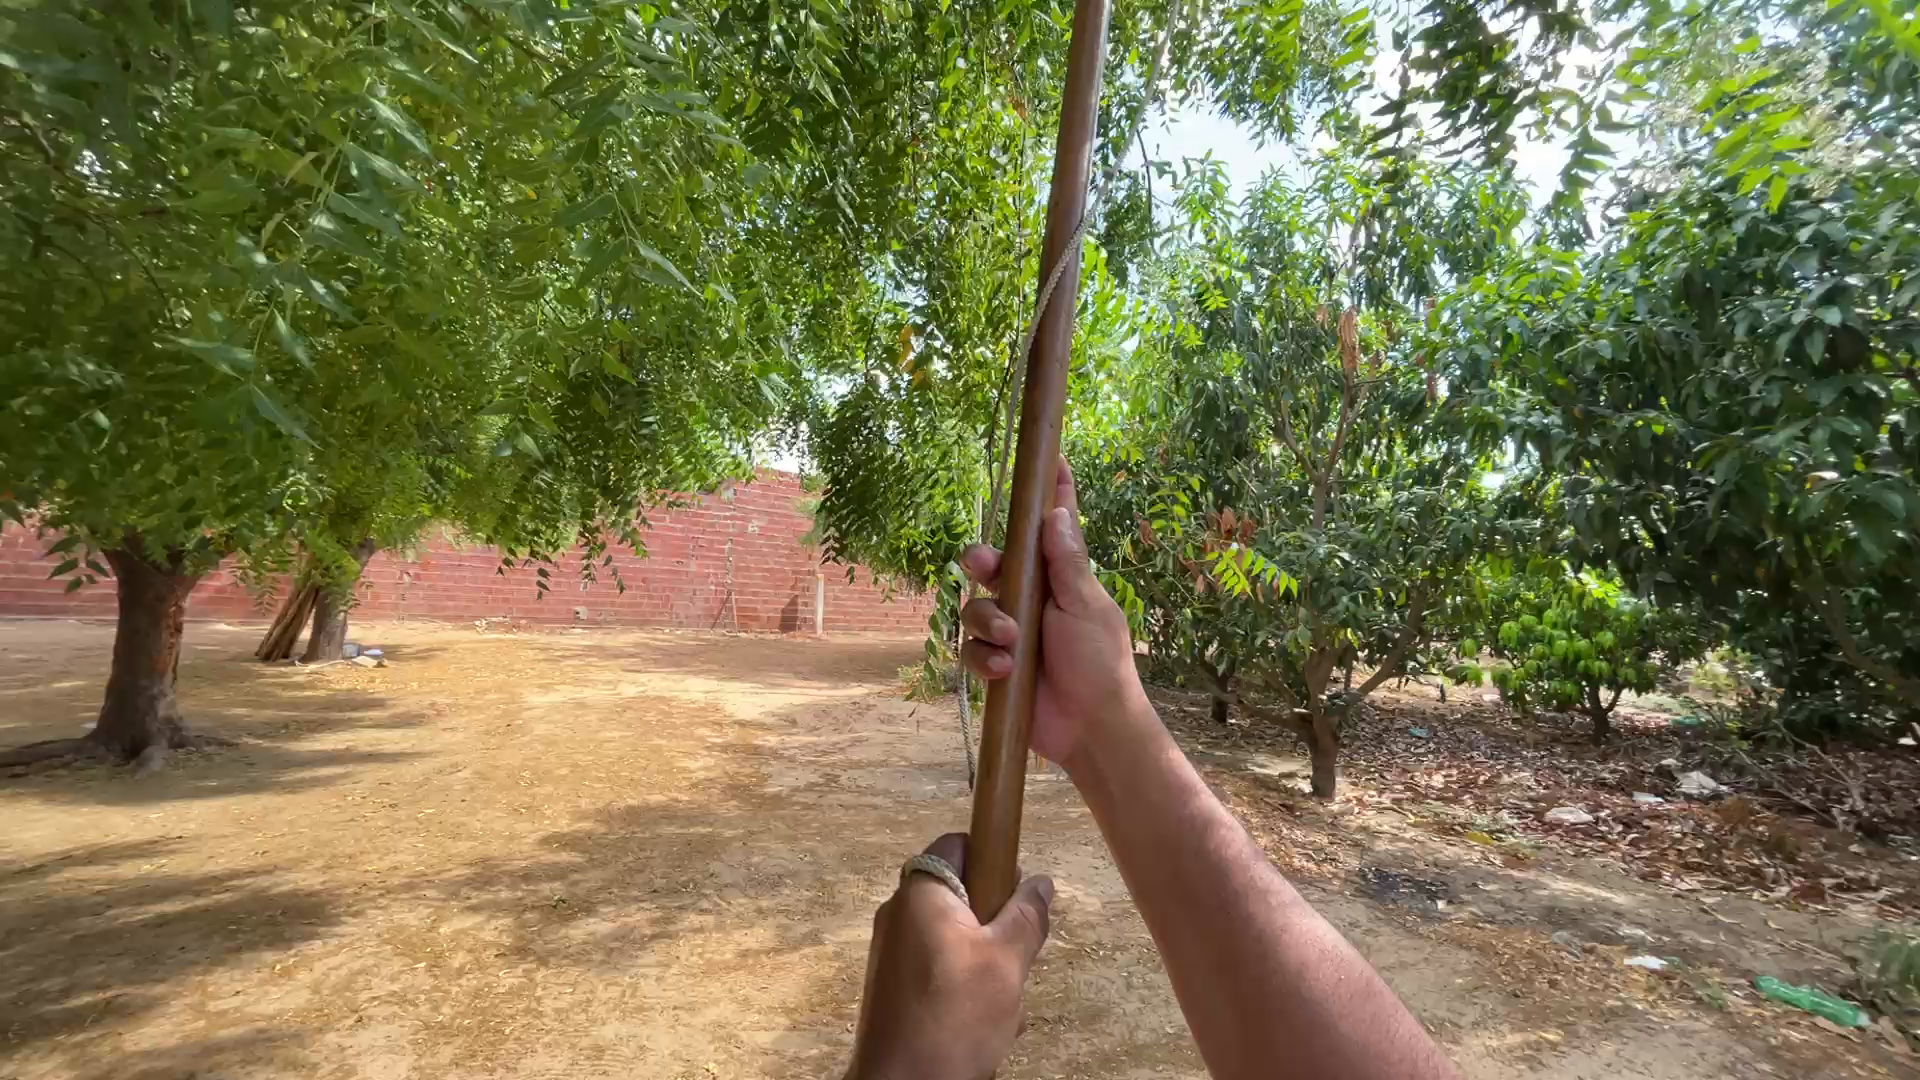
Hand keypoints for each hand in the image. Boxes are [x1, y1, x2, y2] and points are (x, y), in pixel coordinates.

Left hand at [844, 833, 1053, 1079]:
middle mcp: (899, 910)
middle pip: (958, 890)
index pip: (958, 843)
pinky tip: (985, 1019)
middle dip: (994, 919)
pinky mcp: (892, 984)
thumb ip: (1026, 917)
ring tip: (1005, 995)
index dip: (992, 858)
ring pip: (952, 932)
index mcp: (920, 890)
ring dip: (984, 957)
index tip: (1014, 893)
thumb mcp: (1006, 962)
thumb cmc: (954, 1015)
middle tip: (1015, 952)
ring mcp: (891, 949)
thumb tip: (1041, 882)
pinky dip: (963, 980)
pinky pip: (937, 963)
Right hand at [959, 455, 1143, 772]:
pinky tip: (1004, 670)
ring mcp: (1011, 630)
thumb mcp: (1086, 607)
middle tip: (981, 562)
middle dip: (981, 560)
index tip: (1051, 458)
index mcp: (1060, 578)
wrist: (1091, 727)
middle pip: (993, 564)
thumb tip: (1056, 512)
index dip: (1051, 493)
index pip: (1053, 528)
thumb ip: (1067, 563)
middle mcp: (1031, 598)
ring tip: (1011, 641)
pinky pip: (970, 649)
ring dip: (988, 622)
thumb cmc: (1101, 662)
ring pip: (974, 607)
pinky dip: (984, 658)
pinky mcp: (995, 663)